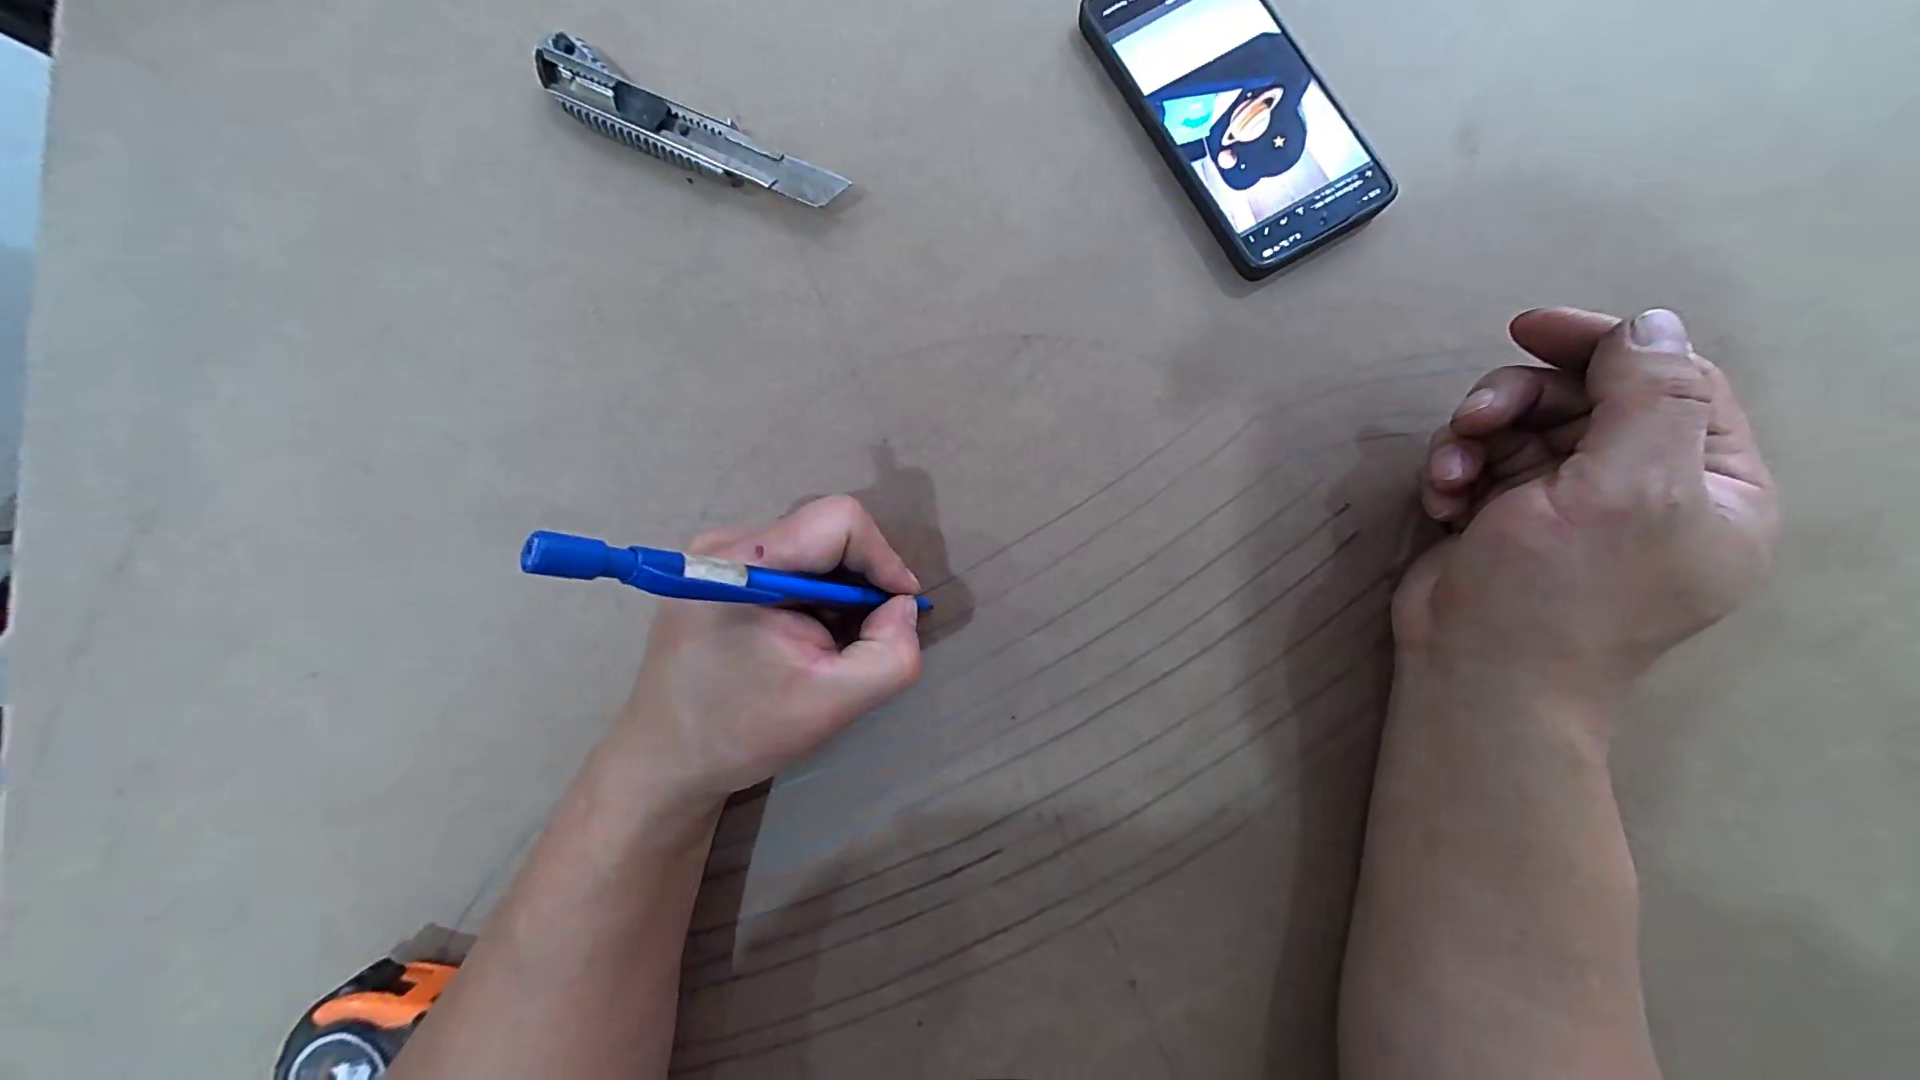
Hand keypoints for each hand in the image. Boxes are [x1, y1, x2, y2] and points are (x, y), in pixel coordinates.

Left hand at [608, 496, 924, 806]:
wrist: (664, 760)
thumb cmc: (742, 732)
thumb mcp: (834, 703)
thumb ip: (892, 654)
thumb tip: (903, 606)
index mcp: (743, 565)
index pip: (839, 521)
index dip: (882, 559)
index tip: (900, 607)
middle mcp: (724, 544)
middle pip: (825, 532)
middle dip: (862, 580)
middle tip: (869, 634)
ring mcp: (714, 556)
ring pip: (810, 548)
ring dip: (839, 590)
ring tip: (830, 643)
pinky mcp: (716, 573)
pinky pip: (789, 563)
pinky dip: (815, 595)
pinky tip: (803, 637)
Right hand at [1396, 307, 1778, 707]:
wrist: (1477, 670)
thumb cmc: (1560, 590)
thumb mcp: (1625, 489)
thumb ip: (1650, 397)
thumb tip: (1651, 323)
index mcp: (1708, 483)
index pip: (1670, 381)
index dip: (1602, 344)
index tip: (1527, 326)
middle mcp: (1641, 488)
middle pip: (1581, 402)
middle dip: (1515, 403)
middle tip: (1469, 421)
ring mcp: (1565, 506)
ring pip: (1518, 432)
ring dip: (1471, 444)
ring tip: (1446, 478)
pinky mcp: (1502, 519)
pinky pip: (1480, 468)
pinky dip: (1453, 476)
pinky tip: (1439, 503)